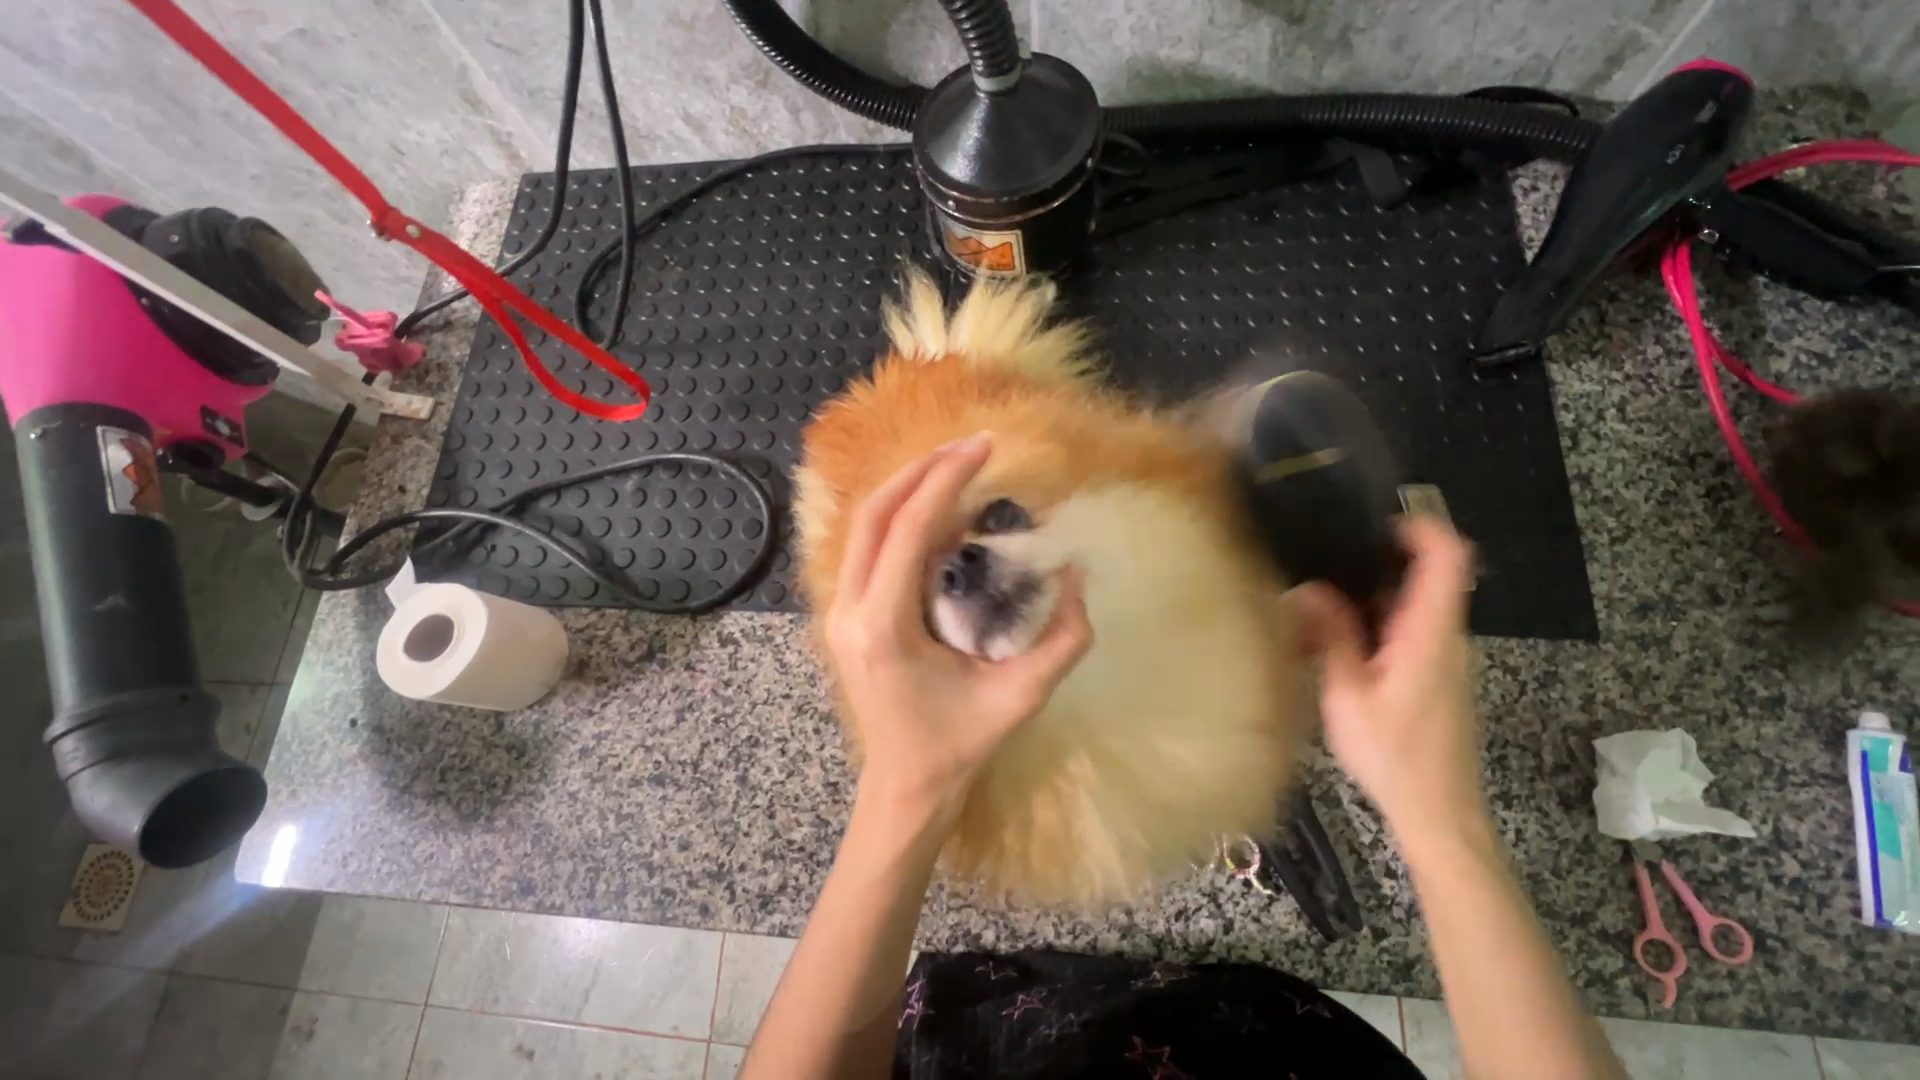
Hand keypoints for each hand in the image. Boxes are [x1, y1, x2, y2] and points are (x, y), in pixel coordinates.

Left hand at [824, 435, 1092, 823]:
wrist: (906, 786)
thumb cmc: (960, 746)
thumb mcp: (1023, 695)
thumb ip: (1064, 638)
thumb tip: (1077, 573)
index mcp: (883, 627)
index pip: (908, 529)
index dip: (945, 480)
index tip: (983, 448)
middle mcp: (850, 611)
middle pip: (874, 514)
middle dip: (920, 471)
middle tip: (970, 447)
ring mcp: (840, 613)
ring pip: (866, 528)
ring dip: (909, 491)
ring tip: (959, 469)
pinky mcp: (848, 617)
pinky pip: (871, 551)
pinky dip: (904, 522)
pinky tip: (944, 518)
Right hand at [1294, 519, 1484, 854]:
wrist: (1440, 813)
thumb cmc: (1393, 756)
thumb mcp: (1347, 696)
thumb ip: (1332, 637)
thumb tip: (1308, 589)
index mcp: (1430, 634)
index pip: (1448, 559)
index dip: (1423, 527)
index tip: (1379, 516)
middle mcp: (1450, 638)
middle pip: (1429, 578)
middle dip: (1378, 564)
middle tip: (1325, 564)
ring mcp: (1450, 659)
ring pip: (1417, 607)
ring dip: (1374, 599)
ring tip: (1321, 606)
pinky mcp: (1442, 677)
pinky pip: (1414, 631)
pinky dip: (1380, 625)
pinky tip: (1340, 648)